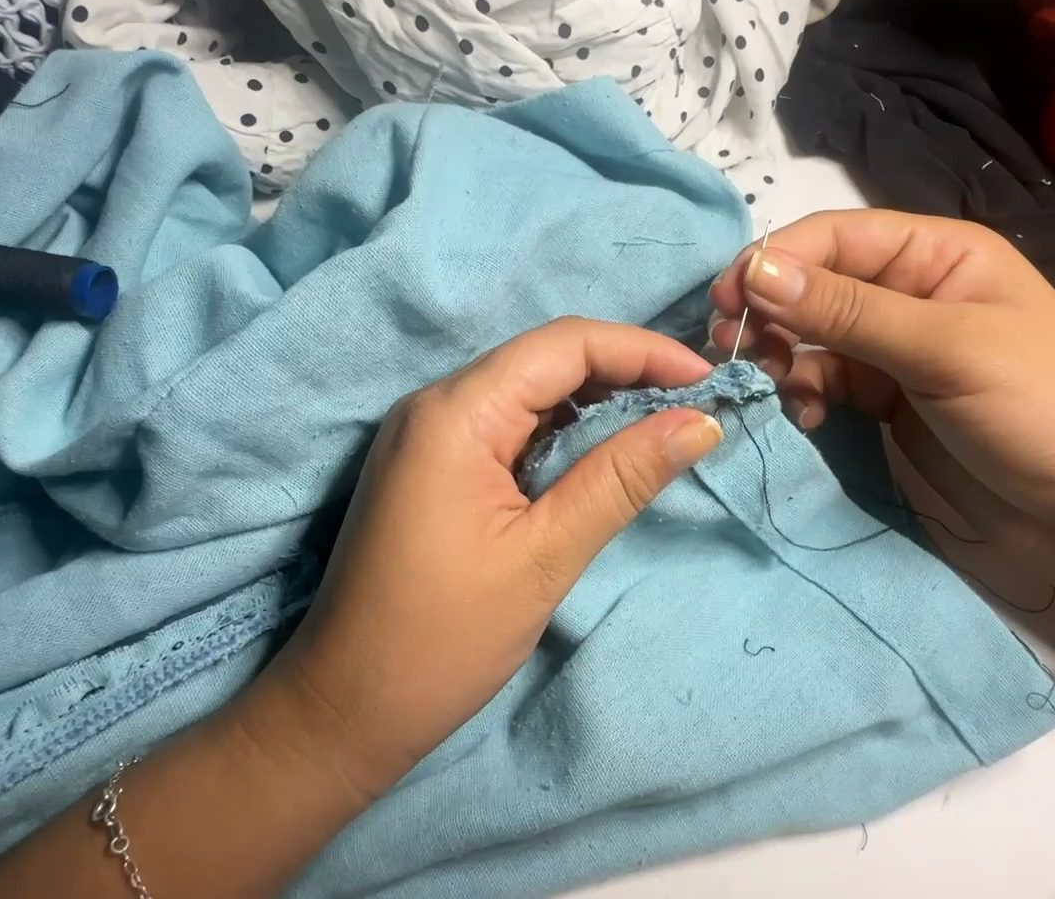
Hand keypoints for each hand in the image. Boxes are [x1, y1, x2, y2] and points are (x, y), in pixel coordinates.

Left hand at [258, 317, 723, 799]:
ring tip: (666, 424)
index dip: (643, 350)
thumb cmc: (443, 639)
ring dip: (599, 401)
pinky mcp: (435, 463)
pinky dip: (565, 430)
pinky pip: (511, 423)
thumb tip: (700, 423)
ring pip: (531, 389)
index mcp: (456, 413)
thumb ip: (622, 478)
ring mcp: (431, 432)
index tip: (708, 379)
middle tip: (695, 404)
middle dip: (626, 371)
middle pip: (547, 358)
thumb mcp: (545, 555)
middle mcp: (437, 404)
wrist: (346, 709)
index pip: (564, 345)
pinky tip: (606, 451)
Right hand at [709, 210, 1054, 535]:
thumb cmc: (1037, 411)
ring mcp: (893, 349)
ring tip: (771, 388)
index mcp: (937, 254)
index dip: (774, 261)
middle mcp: (909, 292)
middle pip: (814, 284)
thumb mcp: (944, 350)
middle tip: (730, 350)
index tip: (725, 301)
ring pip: (810, 335)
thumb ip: (846, 310)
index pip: (835, 237)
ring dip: (782, 358)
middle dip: (770, 312)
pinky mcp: (883, 399)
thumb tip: (754, 269)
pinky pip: (823, 381)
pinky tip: (807, 418)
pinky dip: (804, 395)